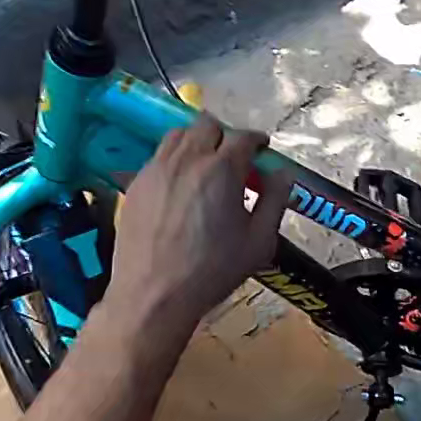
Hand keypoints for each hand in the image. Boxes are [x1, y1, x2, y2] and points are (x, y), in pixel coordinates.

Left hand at [107, 117, 289, 341]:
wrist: (154, 295)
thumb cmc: (212, 270)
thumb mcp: (259, 241)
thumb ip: (275, 201)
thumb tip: (282, 174)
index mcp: (222, 169)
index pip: (243, 137)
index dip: (256, 141)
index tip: (262, 152)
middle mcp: (187, 159)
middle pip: (208, 125)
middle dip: (225, 136)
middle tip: (234, 161)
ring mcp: (157, 168)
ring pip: (179, 134)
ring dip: (197, 142)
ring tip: (205, 167)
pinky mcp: (137, 183)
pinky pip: (158, 156)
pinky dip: (174, 159)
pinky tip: (180, 186)